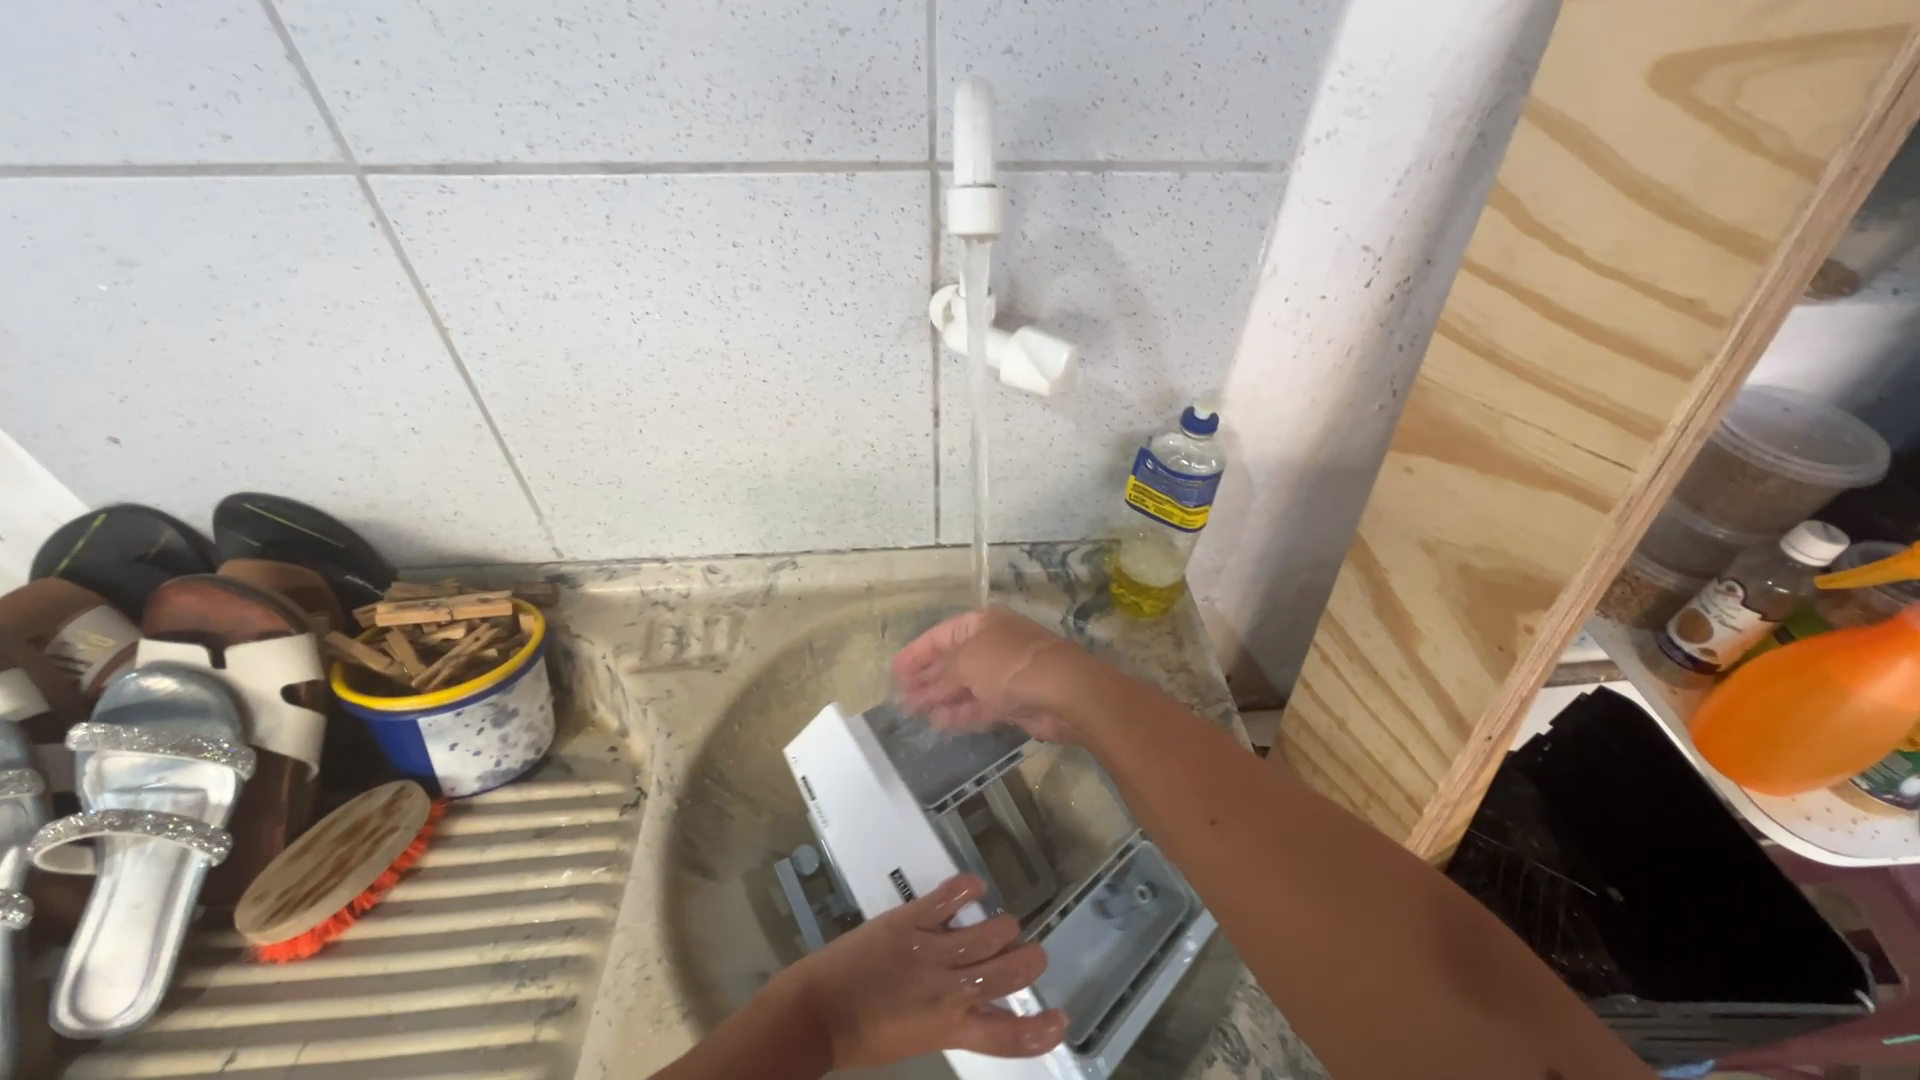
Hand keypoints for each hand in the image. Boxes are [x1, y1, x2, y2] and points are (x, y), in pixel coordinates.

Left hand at [777, 874, 1066, 1067]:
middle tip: (1029, 954)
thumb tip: (981, 1003)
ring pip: (993, 931)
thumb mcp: (919, 1039)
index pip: (1011, 1034)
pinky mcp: (911, 921)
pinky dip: (968, 888)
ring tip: (1000, 925)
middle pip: (1013, 970)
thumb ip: (954, 1021)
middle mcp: (951, 989)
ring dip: (1003, 927)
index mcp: (951, 1027)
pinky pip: (950, 897)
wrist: (817, 1012)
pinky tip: (975, 886)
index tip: (1060, 1019)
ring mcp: (932, 951)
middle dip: (1030, 959)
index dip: (1043, 1028)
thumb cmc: (863, 1035)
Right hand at [892, 608, 1084, 741]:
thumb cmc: (1009, 665)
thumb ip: (940, 676)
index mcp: (981, 623)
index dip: (916, 653)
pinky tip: (940, 724)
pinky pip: (980, 706)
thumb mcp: (965, 663)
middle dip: (927, 679)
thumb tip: (921, 690)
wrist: (1063, 692)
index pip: (940, 635)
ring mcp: (1005, 674)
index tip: (895, 673)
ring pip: (965, 686)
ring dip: (941, 699)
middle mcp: (993, 645)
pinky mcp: (1015, 701)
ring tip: (916, 714)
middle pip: (952, 661)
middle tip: (902, 698)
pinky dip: (960, 713)